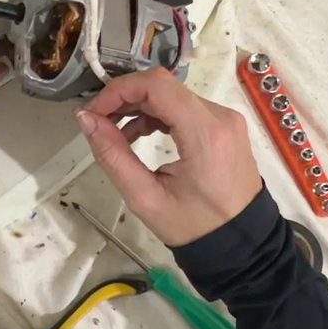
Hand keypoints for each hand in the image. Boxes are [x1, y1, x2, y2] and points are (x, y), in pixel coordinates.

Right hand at [75, 68, 261, 245]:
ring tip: (112, 132)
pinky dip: (156, 115)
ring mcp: (225, 119)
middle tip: (95, 121)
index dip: (118, 90)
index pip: (156, 86)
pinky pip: (184, 107)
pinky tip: (137, 135)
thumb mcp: (145, 198)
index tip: (92, 112)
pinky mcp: (224, 126)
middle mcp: (219, 116)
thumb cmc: (193, 226)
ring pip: (172, 95)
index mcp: (204, 133)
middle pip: (163, 87)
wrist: (242, 242)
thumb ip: (113, 156)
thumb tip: (86, 119)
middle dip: (123, 98)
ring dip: (137, 106)